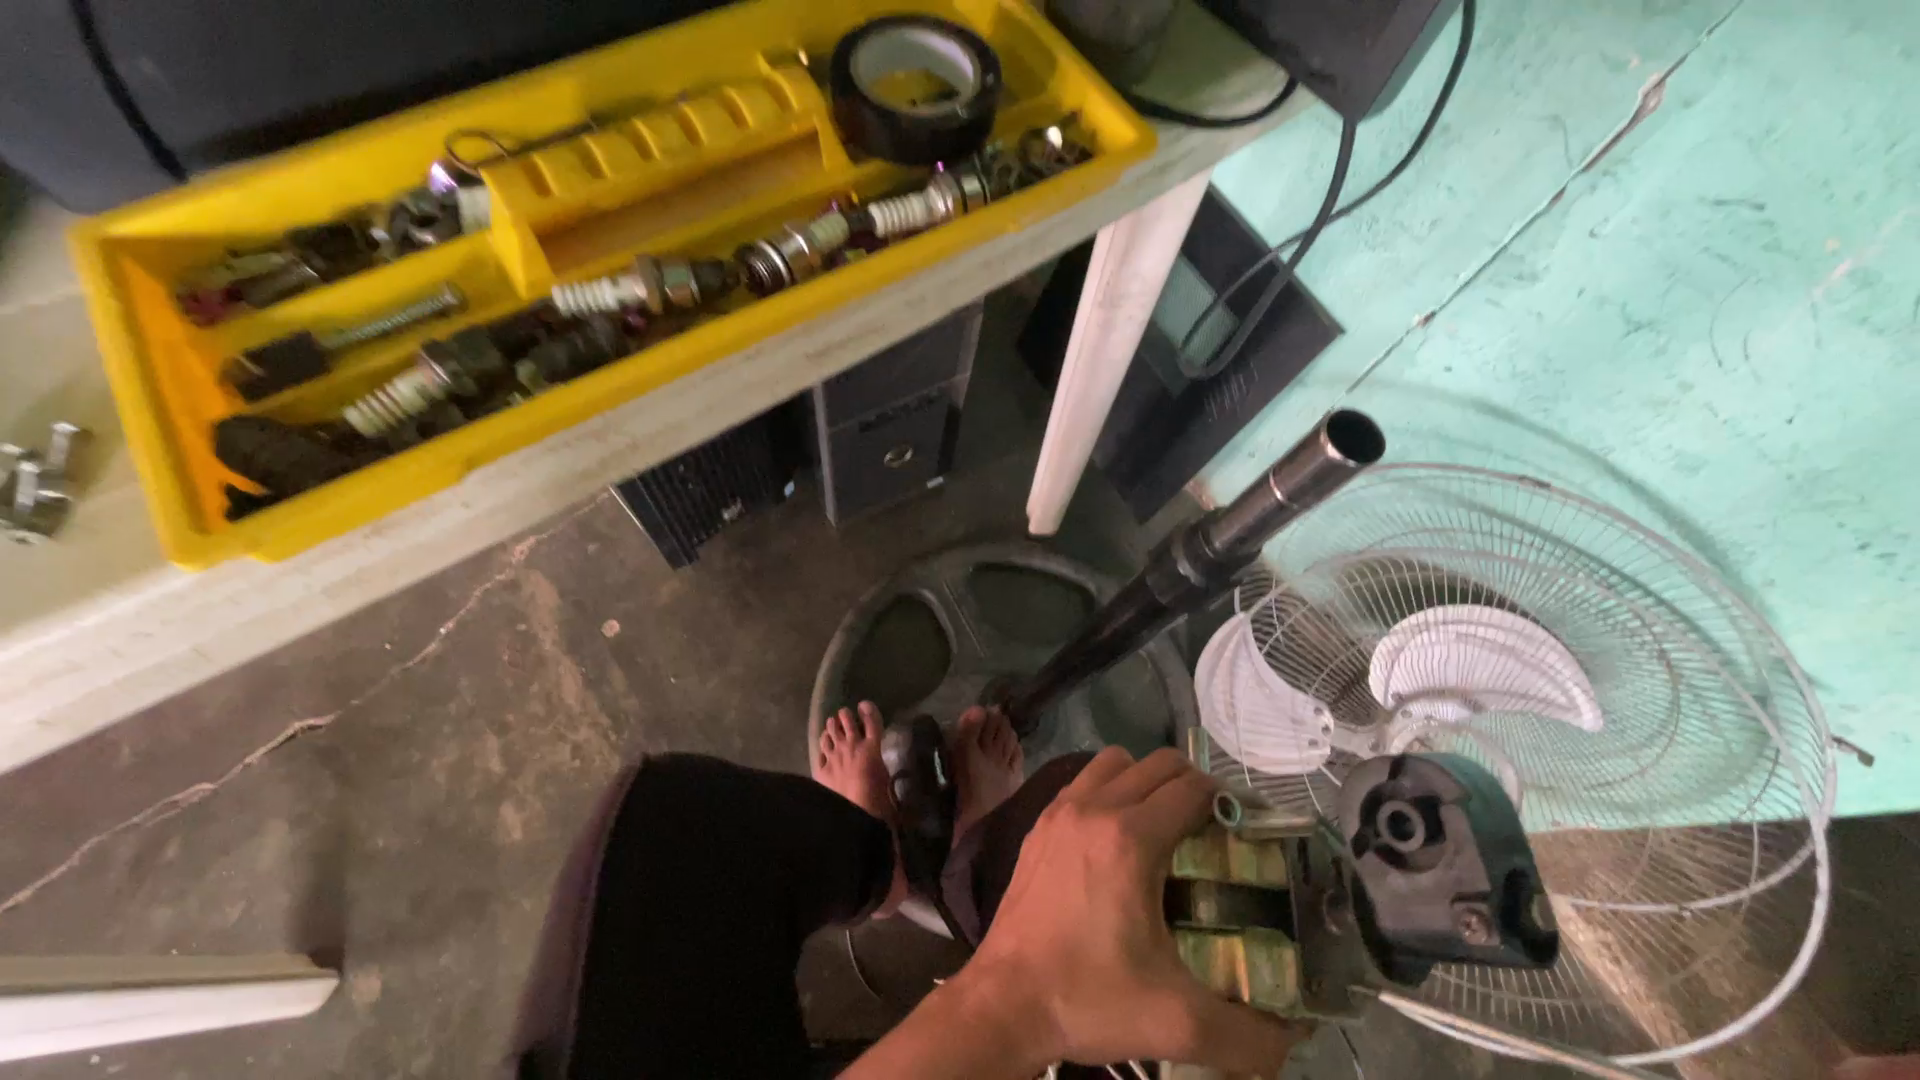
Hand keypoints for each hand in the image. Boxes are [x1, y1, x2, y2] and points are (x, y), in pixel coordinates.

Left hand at [956, 746, 1310, 1071]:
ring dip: (1145, 779)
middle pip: (1157, 764)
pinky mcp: (1038, 826)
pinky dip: (1108, 790)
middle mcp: (1093, 809)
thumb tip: (1292, 1041)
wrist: (1003, 1003)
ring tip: (1164, 824)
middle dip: (1192, 785)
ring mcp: (1059, 812)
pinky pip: (1082, 782)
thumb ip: (1248, 1036)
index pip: (1191, 788)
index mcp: (1130, 838)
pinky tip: (1118, 837)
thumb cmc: (1089, 1000)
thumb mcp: (1177, 1023)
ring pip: (1115, 762)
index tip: (1246, 827)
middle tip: (1213, 828)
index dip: (1226, 801)